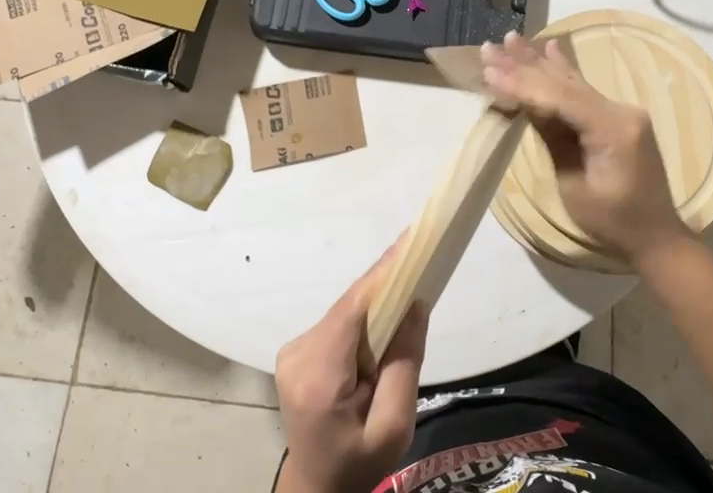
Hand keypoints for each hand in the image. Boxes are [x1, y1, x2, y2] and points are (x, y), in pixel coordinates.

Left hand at [274, 243, 428, 492]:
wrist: (318, 486)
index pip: (352, 310)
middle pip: (348, 308)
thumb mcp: (394, 427)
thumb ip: (404, 364)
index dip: (381, 274)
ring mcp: (292, 352)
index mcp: (318, 376)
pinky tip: (385, 319)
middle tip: (420, 259)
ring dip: (375, 303)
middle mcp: (297, 354)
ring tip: (409, 285)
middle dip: (385, 285)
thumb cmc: (360, 462)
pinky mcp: (296, 353)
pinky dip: (362, 319)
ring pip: (344, 313)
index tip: (409, 243)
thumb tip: (416, 304)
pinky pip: (337, 325)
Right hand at [481, 32, 691, 266]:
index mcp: (613, 129)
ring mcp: (622, 111)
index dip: (521, 84)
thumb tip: (525, 103)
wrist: (656, 236)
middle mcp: (621, 110)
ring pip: (573, 82)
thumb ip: (552, 138)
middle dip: (523, 66)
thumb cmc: (612, 222)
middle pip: (564, 83)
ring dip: (538, 62)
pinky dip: (563, 70)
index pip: (559, 97)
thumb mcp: (573, 185)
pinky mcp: (618, 117)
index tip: (488, 72)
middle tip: (489, 47)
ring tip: (510, 39)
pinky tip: (550, 48)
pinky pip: (584, 90)